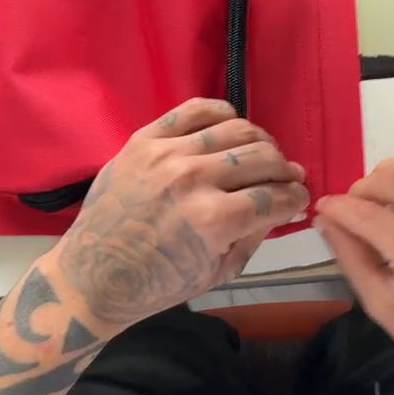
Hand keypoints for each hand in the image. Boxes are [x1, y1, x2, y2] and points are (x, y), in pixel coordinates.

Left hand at [52, 98, 310, 333]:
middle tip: (286, 177)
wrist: (94, 275)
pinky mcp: (145, 139)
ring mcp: (167, 154)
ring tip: (262, 153)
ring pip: (236, 130)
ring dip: (260, 141)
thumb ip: (254, 234)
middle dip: (284, 170)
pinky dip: (221, 112)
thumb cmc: (158, 284)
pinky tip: (232, 124)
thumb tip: (283, 204)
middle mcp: (194, 179)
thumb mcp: (218, 272)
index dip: (296, 197)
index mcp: (214, 220)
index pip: (275, 196)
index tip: (300, 197)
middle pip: (262, 158)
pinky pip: (194, 110)